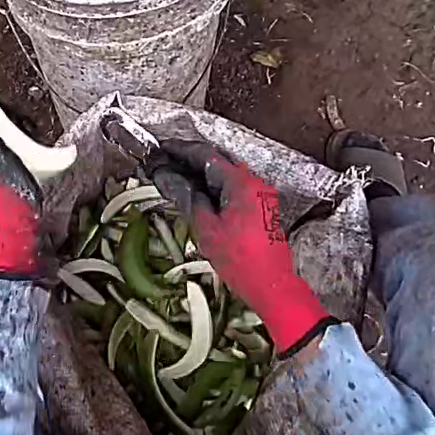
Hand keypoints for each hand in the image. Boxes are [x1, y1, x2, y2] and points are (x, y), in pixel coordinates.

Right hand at [151, 139, 329, 352]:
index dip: (181, 150)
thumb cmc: (241, 260)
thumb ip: (187, 197)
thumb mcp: (206, 228)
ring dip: (200, 174)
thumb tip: (169, 178)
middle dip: (189, 160)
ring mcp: (259, 194)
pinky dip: (212, 187)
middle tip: (165, 162)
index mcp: (242, 184)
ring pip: (224, 175)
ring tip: (175, 177)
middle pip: (217, 161)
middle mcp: (254, 183)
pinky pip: (232, 187)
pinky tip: (195, 193)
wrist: (271, 285)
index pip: (206, 155)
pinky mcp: (260, 206)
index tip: (163, 149)